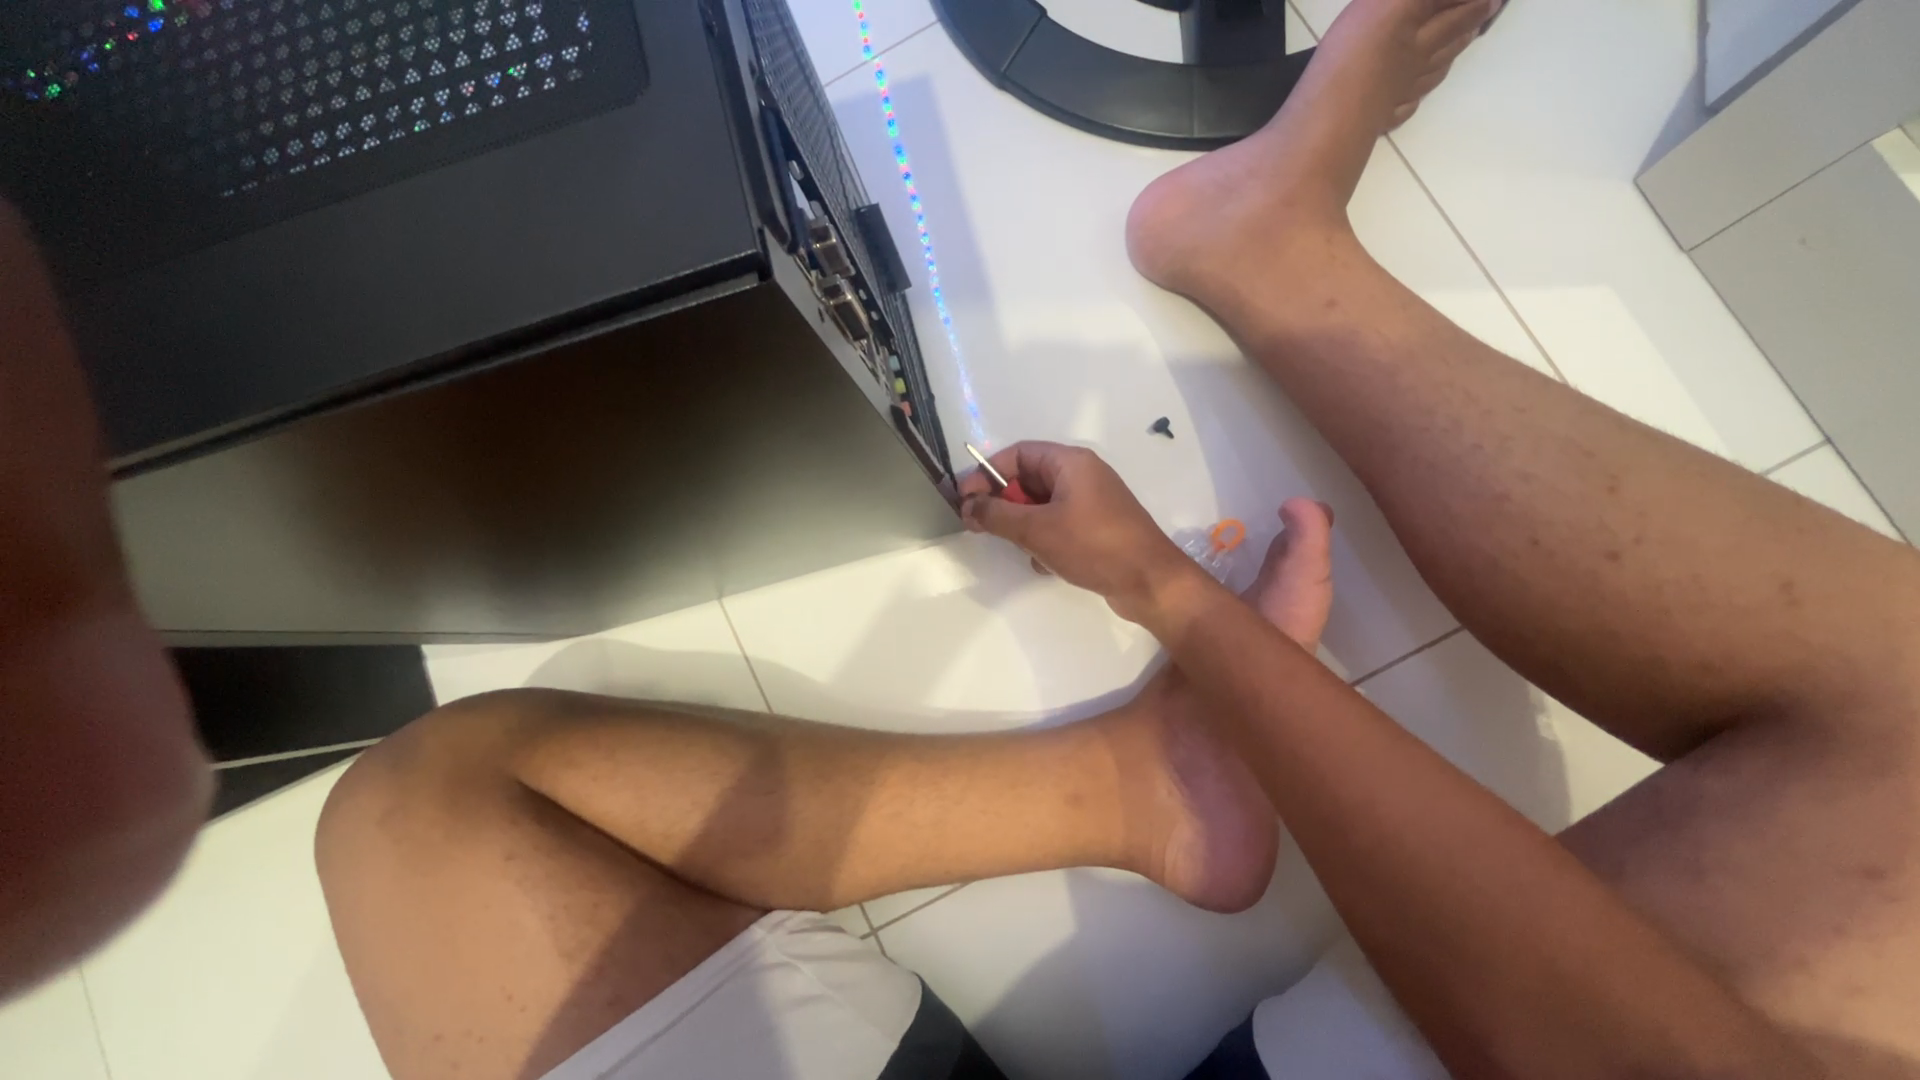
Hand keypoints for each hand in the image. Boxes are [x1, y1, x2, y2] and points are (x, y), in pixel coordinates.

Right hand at [958, 441, 1208, 622]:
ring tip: (1023, 549)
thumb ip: (996, 515)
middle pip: (1028, 480)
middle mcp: (1082, 476)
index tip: (966, 501)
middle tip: (984, 528)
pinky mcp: (1097, 529)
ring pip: (1041, 507)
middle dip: (1004, 504)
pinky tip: (1045, 564)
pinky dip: (1045, 541)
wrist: (1150, 582)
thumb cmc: (1093, 545)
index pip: (1017, 454)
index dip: (986, 474)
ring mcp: (1092, 503)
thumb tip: (967, 506)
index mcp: (1070, 462)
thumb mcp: (1036, 530)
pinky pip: (1058, 526)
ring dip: (1024, 527)